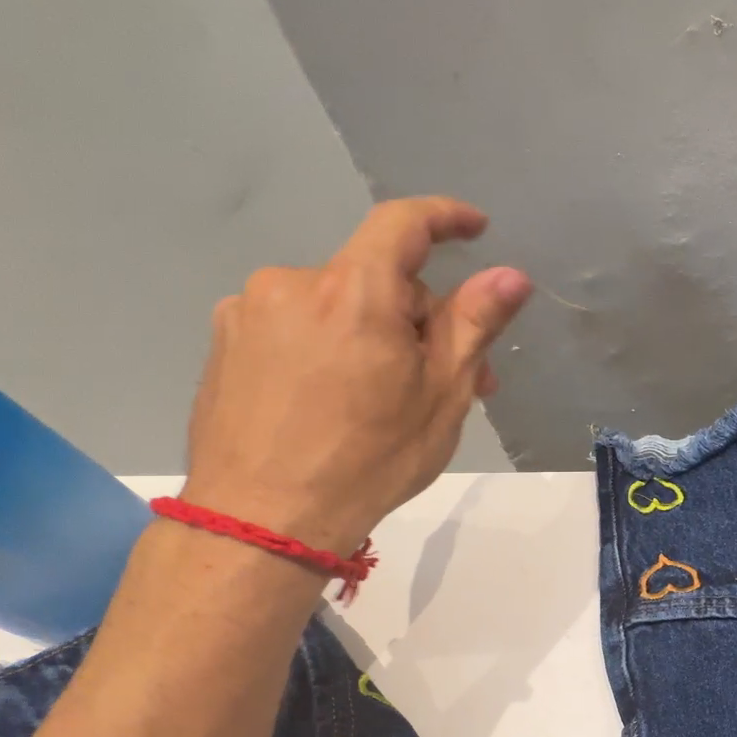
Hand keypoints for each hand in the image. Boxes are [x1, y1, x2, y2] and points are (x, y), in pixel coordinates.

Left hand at [180, 197, 531, 551]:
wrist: (262, 518)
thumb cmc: (371, 457)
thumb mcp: (443, 393)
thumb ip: (474, 323)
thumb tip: (509, 274)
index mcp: (353, 293)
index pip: (401, 225)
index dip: (444, 217)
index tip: (477, 226)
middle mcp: (292, 285)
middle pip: (377, 279)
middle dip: (424, 317)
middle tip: (460, 378)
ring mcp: (250, 313)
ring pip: (340, 305)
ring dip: (380, 334)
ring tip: (399, 398)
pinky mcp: (226, 343)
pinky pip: (300, 326)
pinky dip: (335, 346)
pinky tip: (344, 400)